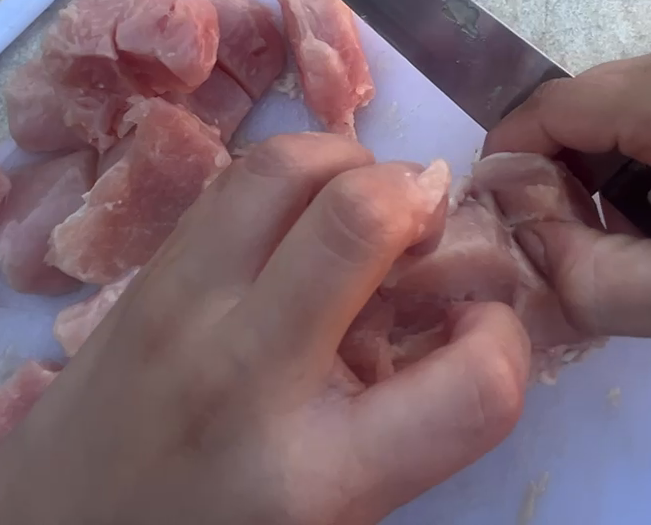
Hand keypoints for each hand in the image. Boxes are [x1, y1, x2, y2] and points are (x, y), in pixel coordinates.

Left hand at [0, 134, 529, 524]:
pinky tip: (299, 210)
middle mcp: (245, 376)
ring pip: (288, 164)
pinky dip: (294, 169)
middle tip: (421, 221)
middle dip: (419, 195)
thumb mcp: (330, 511)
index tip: (476, 327)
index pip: (477, 387)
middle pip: (362, 218)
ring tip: (360, 198)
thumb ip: (402, 415)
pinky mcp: (144, 268)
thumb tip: (444, 295)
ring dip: (351, 160)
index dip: (506, 340)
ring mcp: (181, 306)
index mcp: (315, 479)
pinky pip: (236, 175)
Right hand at [483, 31, 650, 382]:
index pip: (546, 111)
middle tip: (591, 264)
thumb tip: (517, 241)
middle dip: (565, 185)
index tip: (511, 242)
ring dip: (609, 183)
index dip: (513, 174)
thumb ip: (585, 277)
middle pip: (581, 113)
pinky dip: (648, 171)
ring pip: (618, 118)